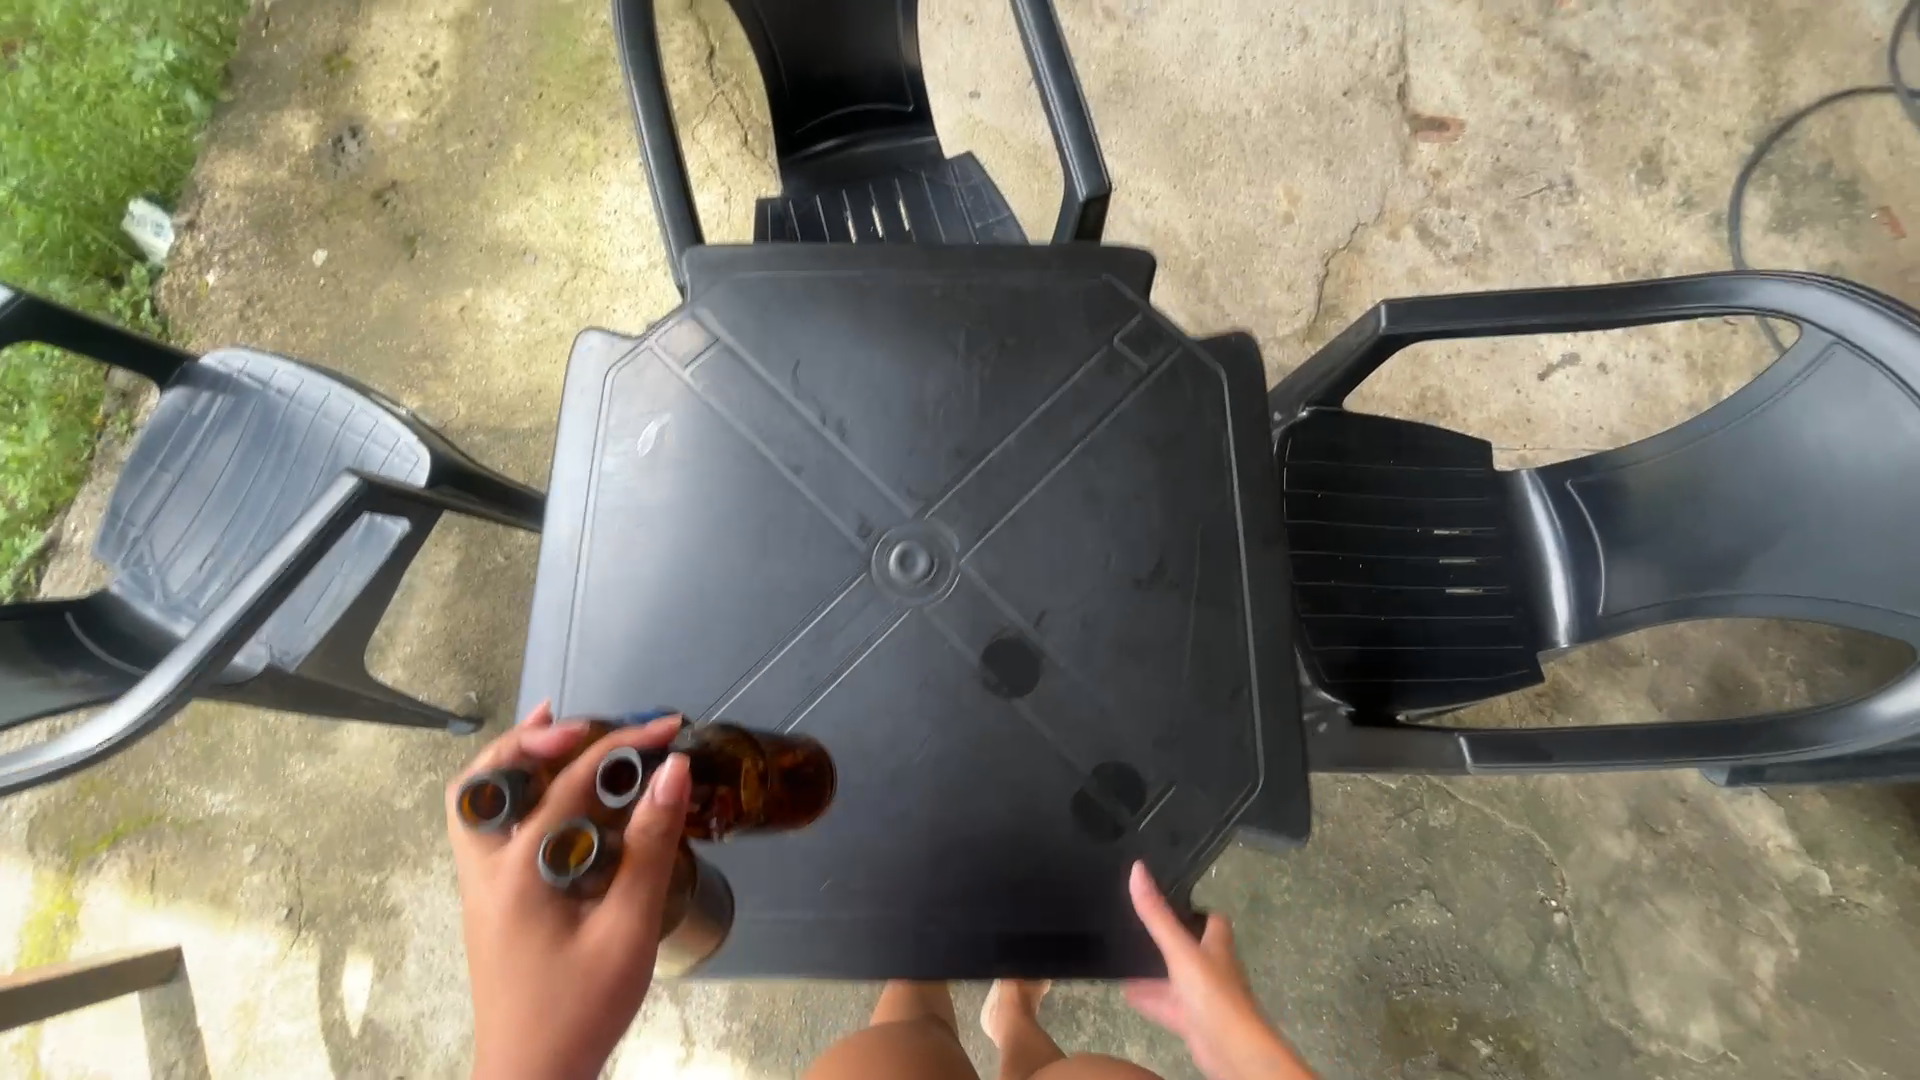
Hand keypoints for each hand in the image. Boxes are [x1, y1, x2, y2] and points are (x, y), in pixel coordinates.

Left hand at [447, 703, 692, 1079]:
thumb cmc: (581, 1008)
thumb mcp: (628, 928)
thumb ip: (650, 846)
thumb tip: (675, 771)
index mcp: (517, 871)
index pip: (570, 782)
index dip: (622, 745)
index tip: (668, 729)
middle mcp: (486, 868)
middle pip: (486, 778)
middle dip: (538, 738)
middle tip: (592, 726)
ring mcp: (482, 885)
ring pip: (476, 800)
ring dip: (516, 758)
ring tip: (563, 731)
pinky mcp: (494, 898)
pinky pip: (491, 825)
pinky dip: (517, 789)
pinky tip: (555, 787)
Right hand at [1125, 862, 1316, 1079]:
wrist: (1234, 1053)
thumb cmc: (1213, 993)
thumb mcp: (1180, 949)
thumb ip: (1157, 915)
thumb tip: (1137, 868)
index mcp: (1217, 946)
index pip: (1213, 920)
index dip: (1197, 909)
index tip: (1172, 897)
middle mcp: (1213, 968)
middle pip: (1192, 947)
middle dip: (1169, 937)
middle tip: (1138, 923)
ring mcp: (1204, 997)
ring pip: (1176, 977)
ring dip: (1154, 969)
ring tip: (1124, 955)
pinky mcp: (1194, 1022)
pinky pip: (1168, 1005)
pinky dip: (1149, 998)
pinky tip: (1126, 992)